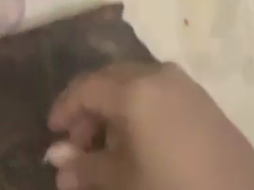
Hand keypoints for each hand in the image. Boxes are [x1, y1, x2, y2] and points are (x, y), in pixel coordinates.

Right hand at [45, 62, 253, 189]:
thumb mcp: (125, 183)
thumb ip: (87, 168)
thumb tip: (57, 163)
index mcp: (133, 89)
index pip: (85, 88)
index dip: (64, 109)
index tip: (51, 134)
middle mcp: (156, 74)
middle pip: (108, 80)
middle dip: (88, 110)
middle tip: (77, 147)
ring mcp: (183, 84)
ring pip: (133, 84)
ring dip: (113, 110)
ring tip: (107, 150)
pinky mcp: (202, 100)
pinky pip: (156, 93)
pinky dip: (138, 111)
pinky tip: (138, 144)